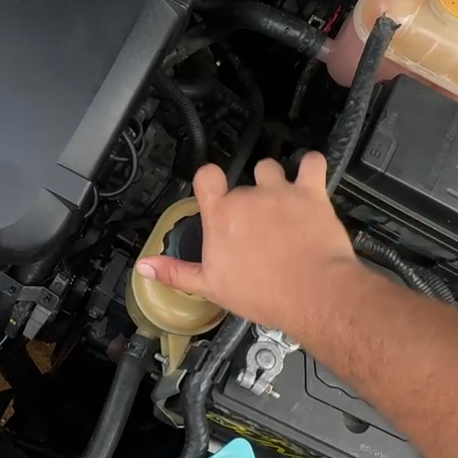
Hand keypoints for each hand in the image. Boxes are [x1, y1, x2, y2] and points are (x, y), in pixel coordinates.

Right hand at [135, 154, 362, 334]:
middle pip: (241, 182)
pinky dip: (310, 165)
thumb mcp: (210, 286)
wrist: (311, 294)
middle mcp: (248, 196)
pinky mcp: (311, 193)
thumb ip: (176, 271)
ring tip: (279, 199)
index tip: (214, 191)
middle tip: (254, 224)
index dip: (209, 181)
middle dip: (246, 198)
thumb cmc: (262, 292)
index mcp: (221, 215)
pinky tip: (309, 171)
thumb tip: (145, 265)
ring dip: (273, 179)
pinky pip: (312, 163)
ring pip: (270, 167)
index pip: (206, 176)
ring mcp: (280, 192)